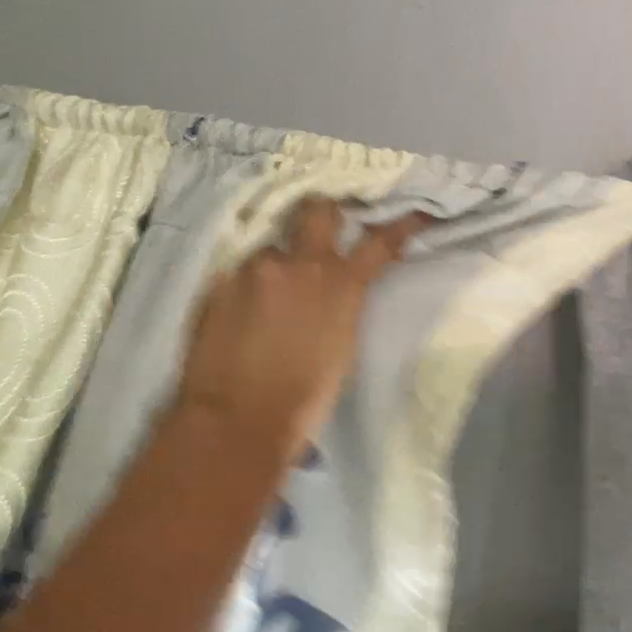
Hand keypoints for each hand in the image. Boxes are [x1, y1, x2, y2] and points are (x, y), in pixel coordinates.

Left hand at [172, 199, 428, 455]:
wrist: (235, 421)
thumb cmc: (302, 399)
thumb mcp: (342, 347)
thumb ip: (341, 306)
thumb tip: (336, 292)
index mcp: (339, 284)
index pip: (378, 242)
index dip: (400, 225)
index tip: (415, 213)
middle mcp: (297, 264)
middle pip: (316, 210)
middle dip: (322, 212)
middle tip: (321, 224)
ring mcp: (252, 269)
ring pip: (269, 245)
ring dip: (274, 262)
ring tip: (266, 290)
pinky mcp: (216, 283)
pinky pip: (236, 271)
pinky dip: (244, 285)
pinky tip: (239, 310)